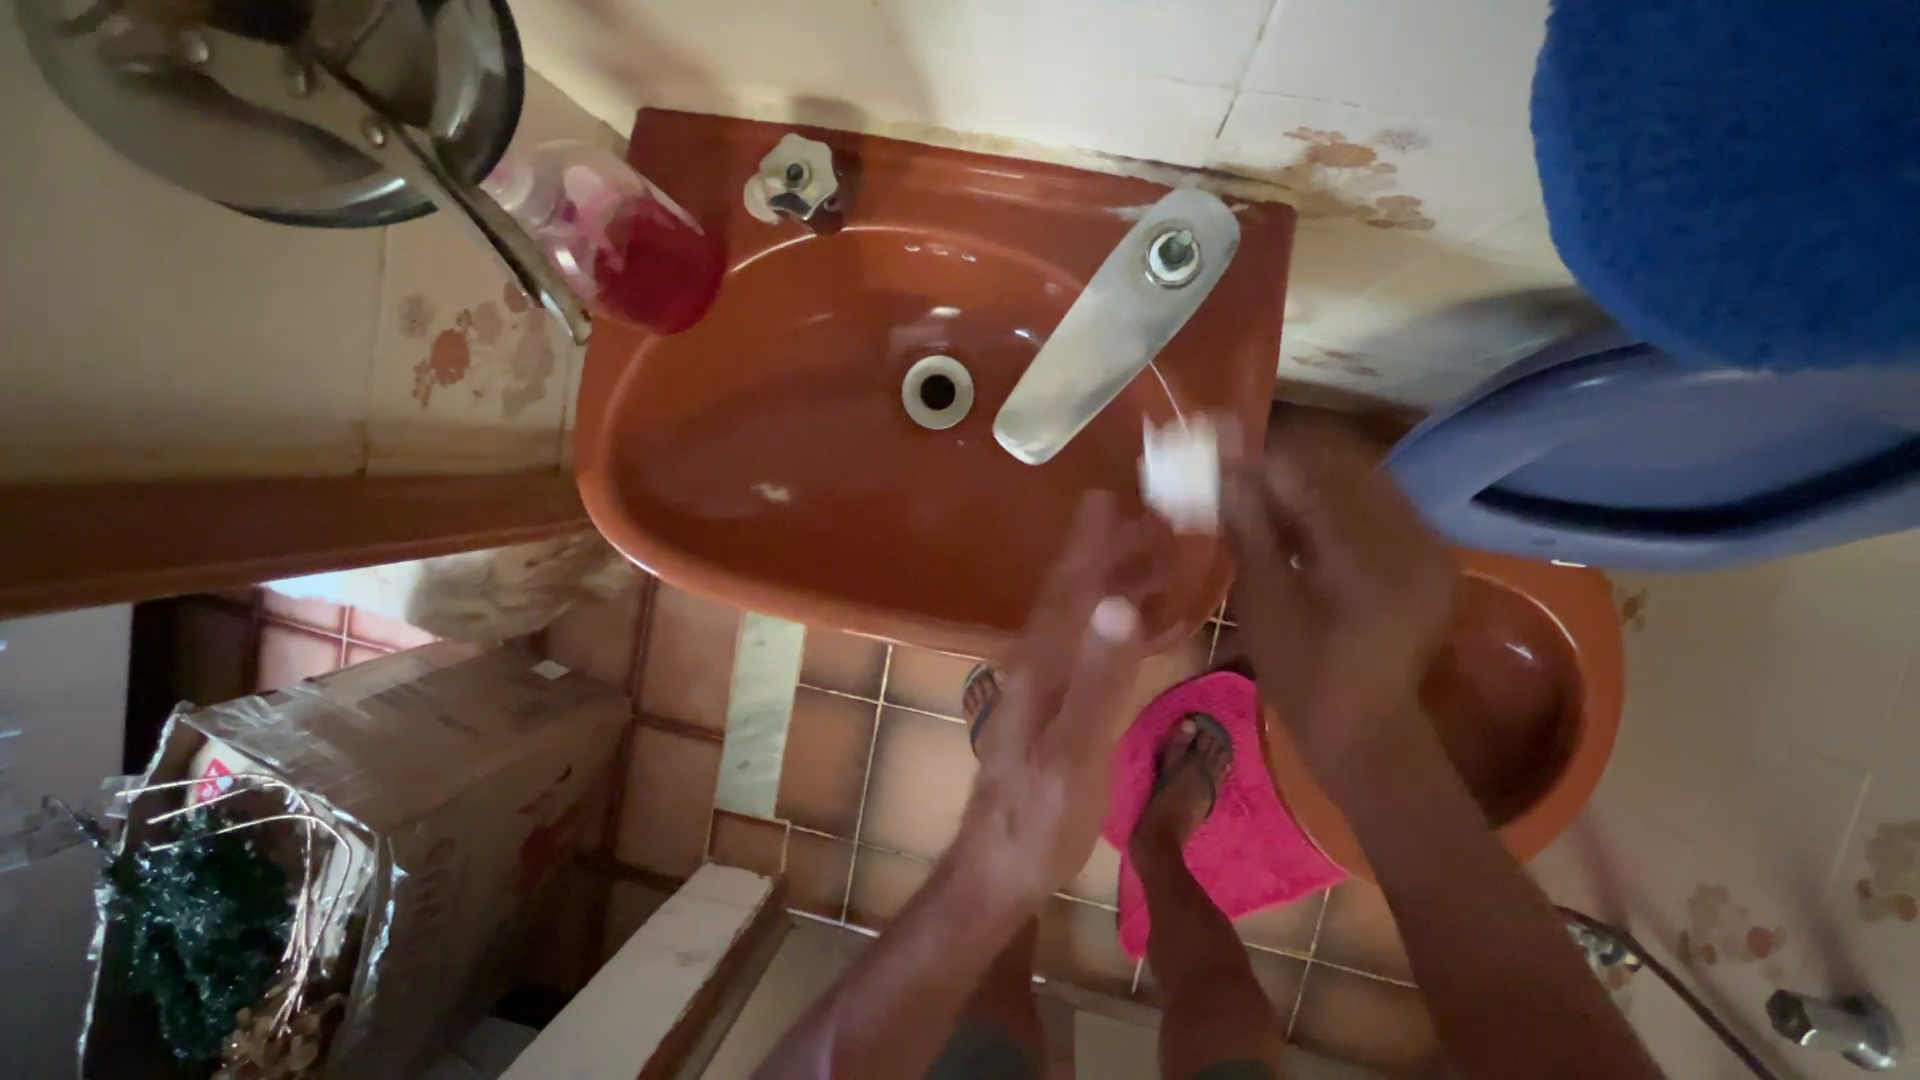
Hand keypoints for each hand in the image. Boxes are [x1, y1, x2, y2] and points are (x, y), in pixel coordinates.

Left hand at [952, 493, 1160, 905]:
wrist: (1002, 864)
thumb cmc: (1040, 813)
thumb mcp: (1073, 749)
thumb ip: (1099, 677)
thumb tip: (1120, 601)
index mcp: (1042, 661)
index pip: (1072, 584)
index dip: (1094, 540)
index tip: (1117, 497)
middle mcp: (1039, 660)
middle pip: (1077, 591)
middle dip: (1114, 553)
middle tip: (1158, 521)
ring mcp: (1046, 684)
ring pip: (1085, 617)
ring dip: (1119, 583)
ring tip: (1162, 560)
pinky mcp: (1057, 707)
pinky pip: (1092, 650)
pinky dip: (1121, 628)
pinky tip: (1147, 626)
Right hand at [1222, 420, 1455, 774]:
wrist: (1366, 729)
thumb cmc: (1302, 677)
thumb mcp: (1263, 605)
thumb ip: (1247, 529)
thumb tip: (1221, 470)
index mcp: (1368, 560)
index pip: (1308, 476)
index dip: (1258, 456)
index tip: (1215, 450)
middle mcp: (1412, 538)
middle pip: (1341, 464)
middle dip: (1283, 459)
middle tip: (1236, 469)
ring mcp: (1428, 543)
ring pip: (1361, 476)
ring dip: (1309, 475)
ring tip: (1264, 491)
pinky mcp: (1429, 551)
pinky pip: (1378, 500)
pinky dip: (1335, 497)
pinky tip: (1302, 516)